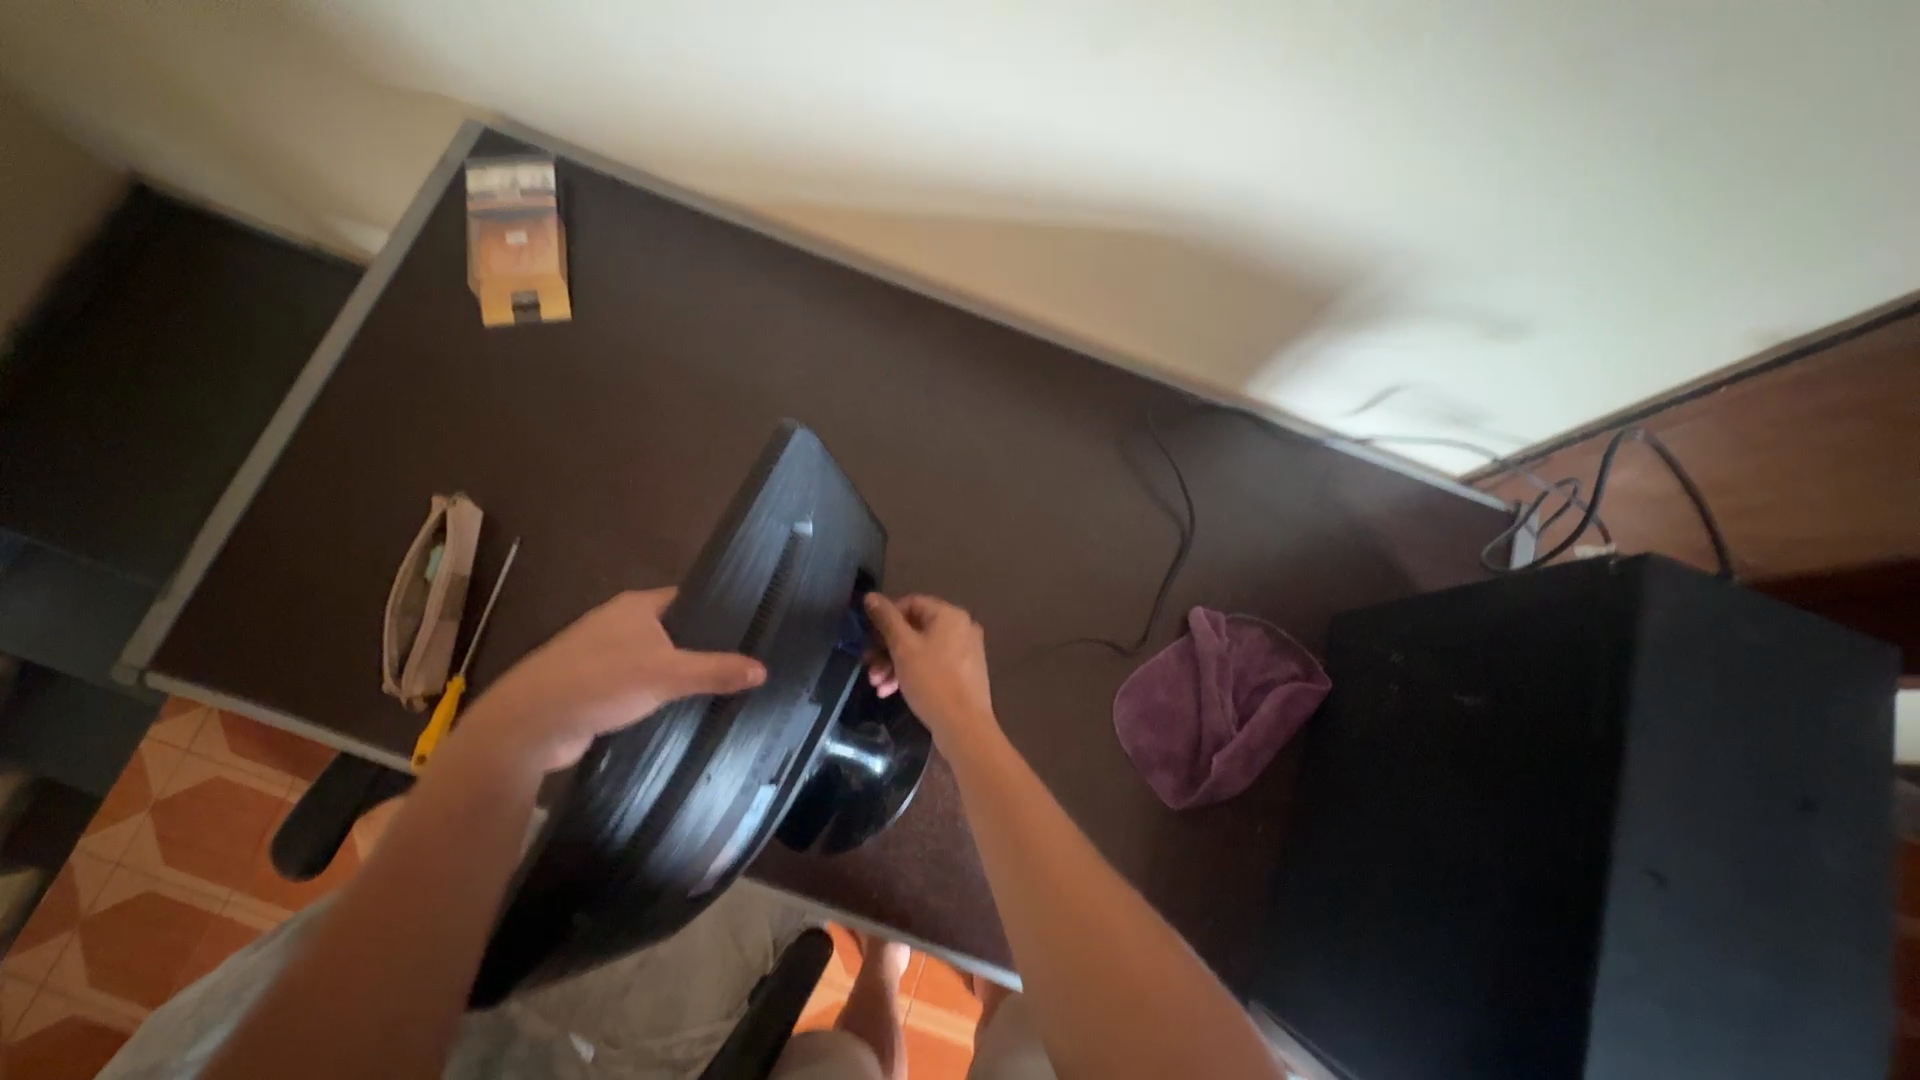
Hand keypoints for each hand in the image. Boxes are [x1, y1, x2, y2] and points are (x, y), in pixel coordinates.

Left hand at [463, 588, 764, 770]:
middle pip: (674, 630)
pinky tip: (682, 710)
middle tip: (745, 661)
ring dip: (679, 673)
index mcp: (636, 606)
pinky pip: (638, 685)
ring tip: (723, 686)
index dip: (718, 610)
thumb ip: (715, 670)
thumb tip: (763, 669)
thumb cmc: (600, 682)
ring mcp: (603, 655)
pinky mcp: (594, 687)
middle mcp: (619, 623)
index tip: (751, 626)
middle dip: (703, 645)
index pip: (688, 599)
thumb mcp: (667, 674)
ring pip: (655, 659)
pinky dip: (657, 694)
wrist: (531, 724)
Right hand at [863, 594, 997, 747]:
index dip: (886, 618)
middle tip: (869, 666)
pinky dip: (912, 673)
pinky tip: (891, 692)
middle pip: (915, 629)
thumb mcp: (903, 648)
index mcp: (950, 615)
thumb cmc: (932, 681)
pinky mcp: (964, 673)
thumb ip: (886, 620)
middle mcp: (961, 628)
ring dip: (895, 664)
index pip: (911, 603)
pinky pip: (932, 665)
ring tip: (877, 685)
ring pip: (921, 649)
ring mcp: (965, 651)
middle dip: (887, 648)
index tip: (869, 638)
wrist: (964, 726)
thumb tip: (871, 596)